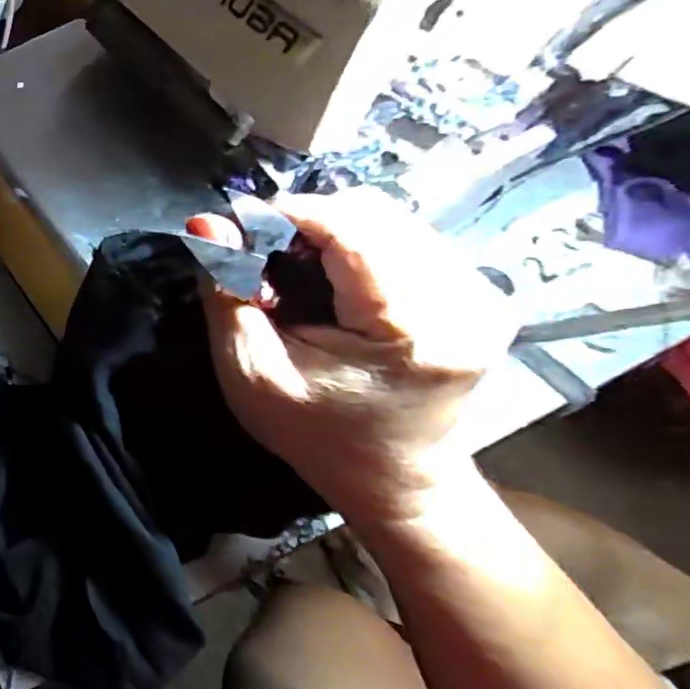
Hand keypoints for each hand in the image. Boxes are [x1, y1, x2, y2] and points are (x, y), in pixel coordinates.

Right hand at [194, 190, 516, 525]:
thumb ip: (226, 292)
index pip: (353, 231)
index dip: (289, 213)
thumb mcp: (250, 370)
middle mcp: (465, 302)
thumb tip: (207, 222)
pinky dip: (358, 243)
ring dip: (331, 230)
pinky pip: (409, 236)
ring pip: (392, 218)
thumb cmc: (312, 431)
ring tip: (296, 270)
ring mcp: (483, 296)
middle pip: (375, 214)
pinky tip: (333, 278)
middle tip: (264, 257)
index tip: (238, 226)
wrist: (389, 475)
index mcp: (412, 330)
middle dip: (307, 223)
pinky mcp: (481, 294)